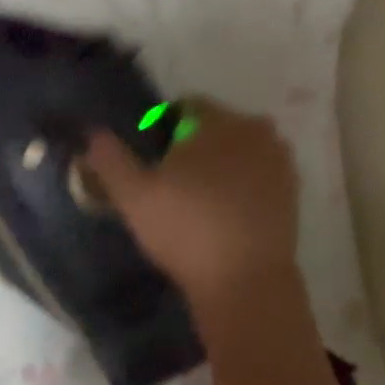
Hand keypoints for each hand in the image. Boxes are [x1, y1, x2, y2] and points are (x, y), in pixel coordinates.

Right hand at [81, 98, 302, 311]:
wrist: (243, 277)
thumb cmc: (183, 230)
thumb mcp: (133, 197)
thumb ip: (111, 160)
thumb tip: (92, 134)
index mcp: (218, 121)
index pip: (185, 106)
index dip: (159, 130)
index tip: (145, 163)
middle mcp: (257, 128)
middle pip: (214, 128)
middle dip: (190, 148)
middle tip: (165, 187)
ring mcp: (280, 158)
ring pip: (237, 152)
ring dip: (215, 167)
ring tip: (192, 204)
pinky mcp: (291, 188)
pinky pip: (255, 175)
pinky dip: (237, 187)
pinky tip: (218, 217)